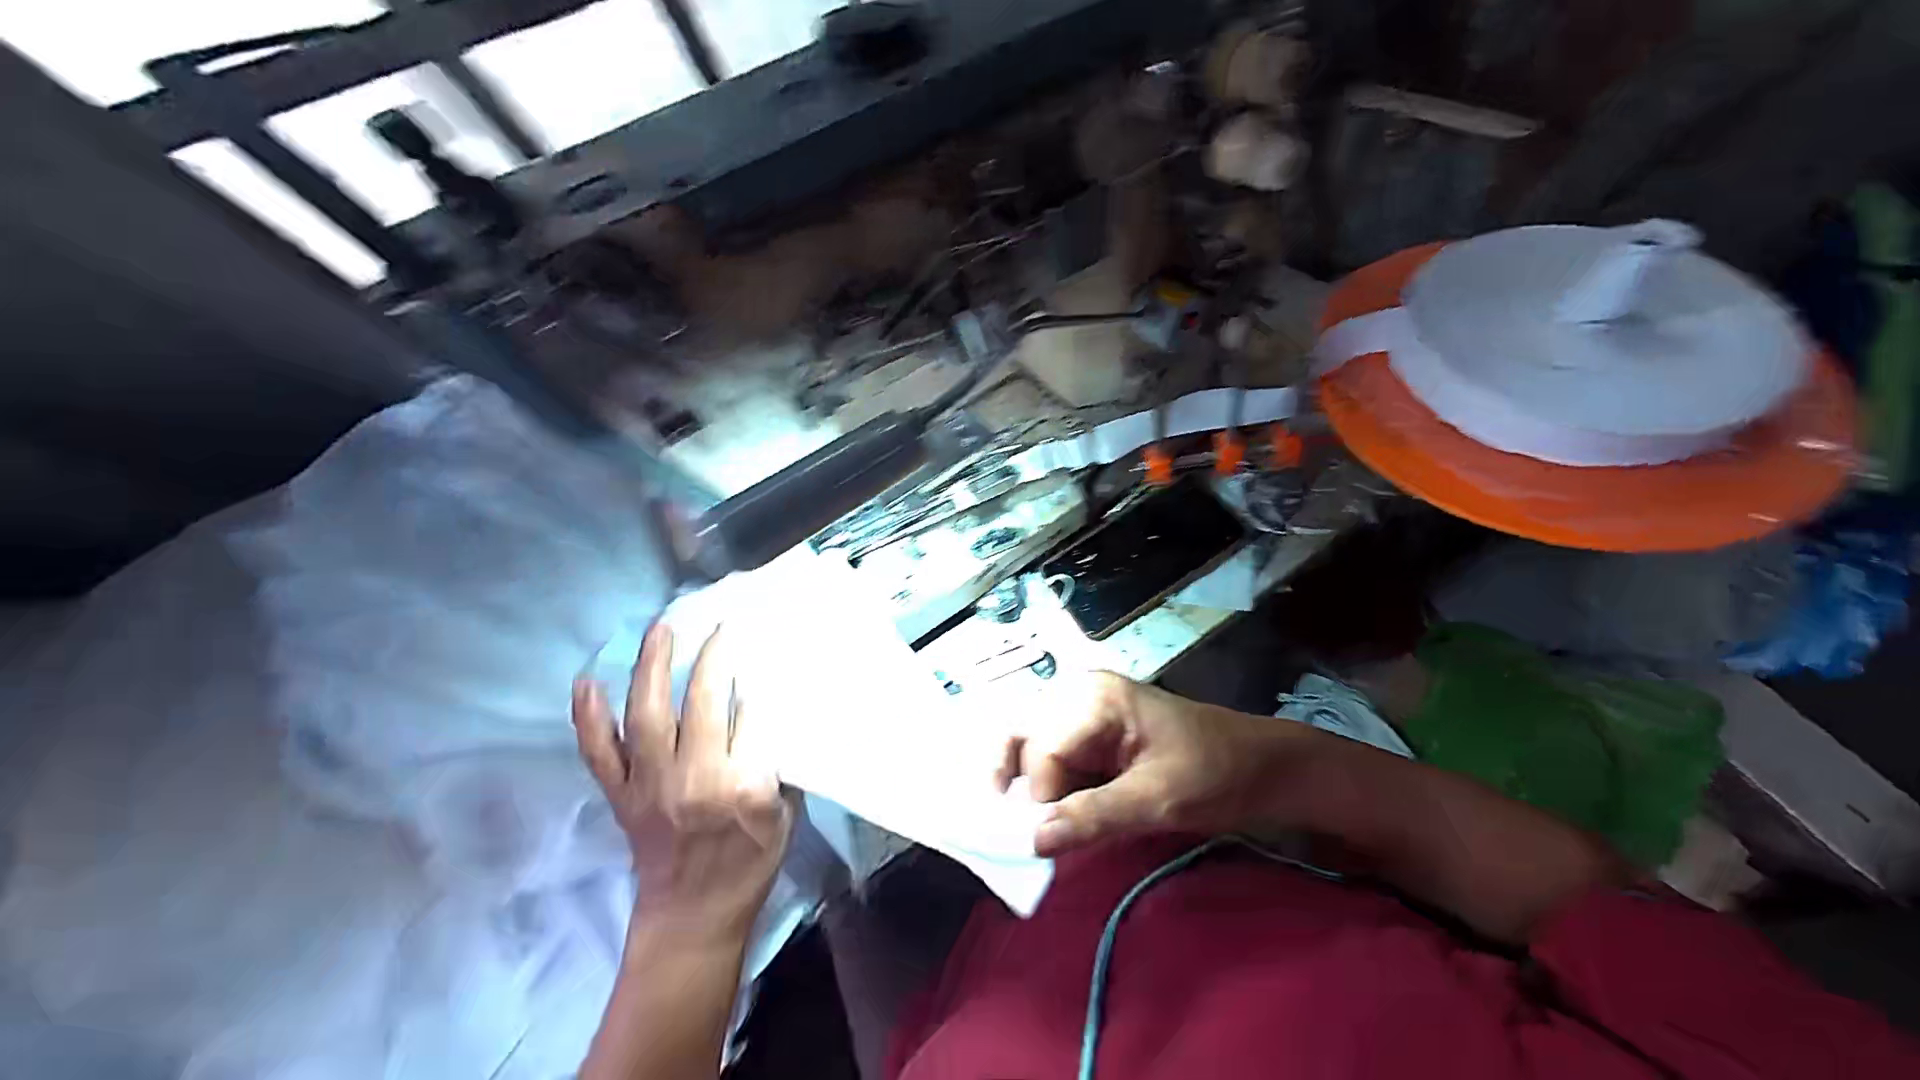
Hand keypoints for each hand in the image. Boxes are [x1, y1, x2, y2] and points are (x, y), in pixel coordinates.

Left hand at [573, 624, 794, 937]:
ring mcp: (650, 787)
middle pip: (700, 705)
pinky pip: (599, 754)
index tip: (755, 653)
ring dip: (653, 668)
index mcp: (742, 787)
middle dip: (710, 660)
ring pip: (647, 717)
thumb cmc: (749, 863)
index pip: (749, 718)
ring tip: (661, 630)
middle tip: (717, 628)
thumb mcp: (784, 815)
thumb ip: (777, 763)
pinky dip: (589, 718)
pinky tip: (588, 682)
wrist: (693, 916)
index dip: (751, 683)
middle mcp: (694, 780)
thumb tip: (767, 710)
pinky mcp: (621, 797)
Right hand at [996, 672, 1330, 855]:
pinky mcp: (1097, 737)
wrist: (1268, 769)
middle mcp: (1082, 697)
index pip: (1044, 747)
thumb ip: (1094, 815)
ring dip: (1029, 788)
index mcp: (1097, 698)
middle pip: (1028, 737)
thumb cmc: (1218, 774)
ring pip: (1035, 748)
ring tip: (1024, 825)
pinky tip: (1051, 815)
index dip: (1041, 795)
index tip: (1047, 838)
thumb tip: (1033, 841)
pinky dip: (1051, 791)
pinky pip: (1058, 760)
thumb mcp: (1158, 799)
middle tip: (1023, 830)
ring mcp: (1089, 715)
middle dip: (1021, 785)